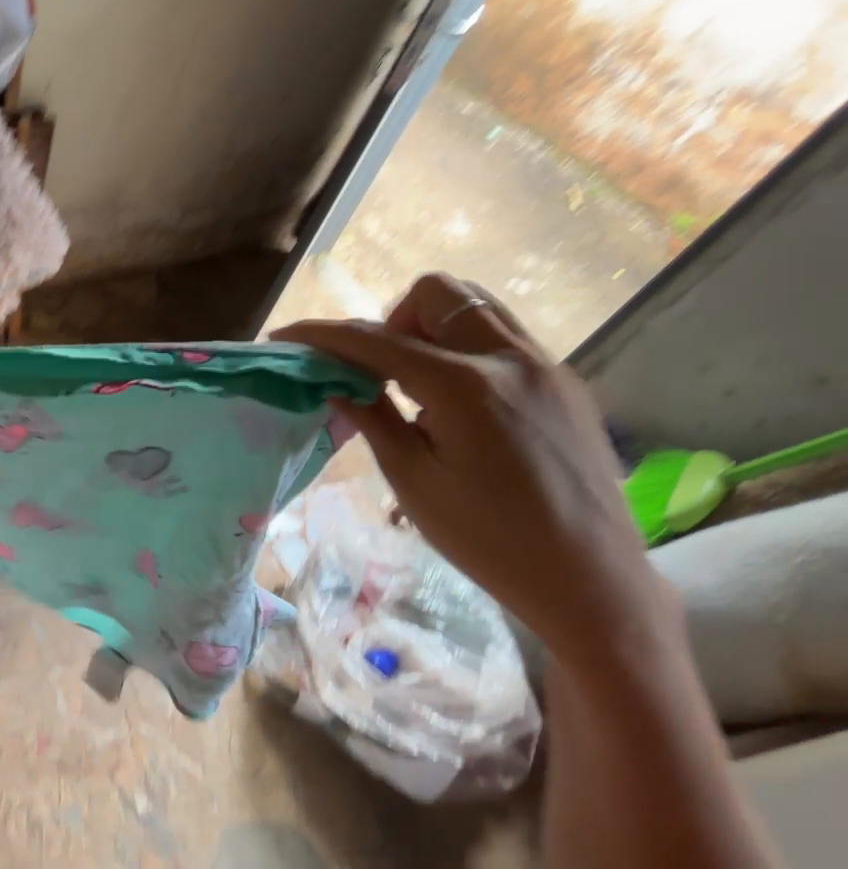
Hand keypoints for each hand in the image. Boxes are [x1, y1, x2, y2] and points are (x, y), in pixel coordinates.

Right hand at [271, 273, 661, 660]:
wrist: (593, 582)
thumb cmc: (488, 539)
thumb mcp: (412, 480)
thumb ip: (371, 417)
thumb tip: (334, 383)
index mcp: (464, 385)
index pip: (376, 340)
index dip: (322, 335)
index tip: (284, 337)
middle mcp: (511, 360)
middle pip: (438, 294)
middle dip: (392, 318)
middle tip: (376, 368)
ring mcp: (548, 369)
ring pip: (478, 308)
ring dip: (432, 328)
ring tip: (414, 383)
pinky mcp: (567, 387)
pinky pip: (504, 341)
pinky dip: (465, 351)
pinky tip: (458, 408)